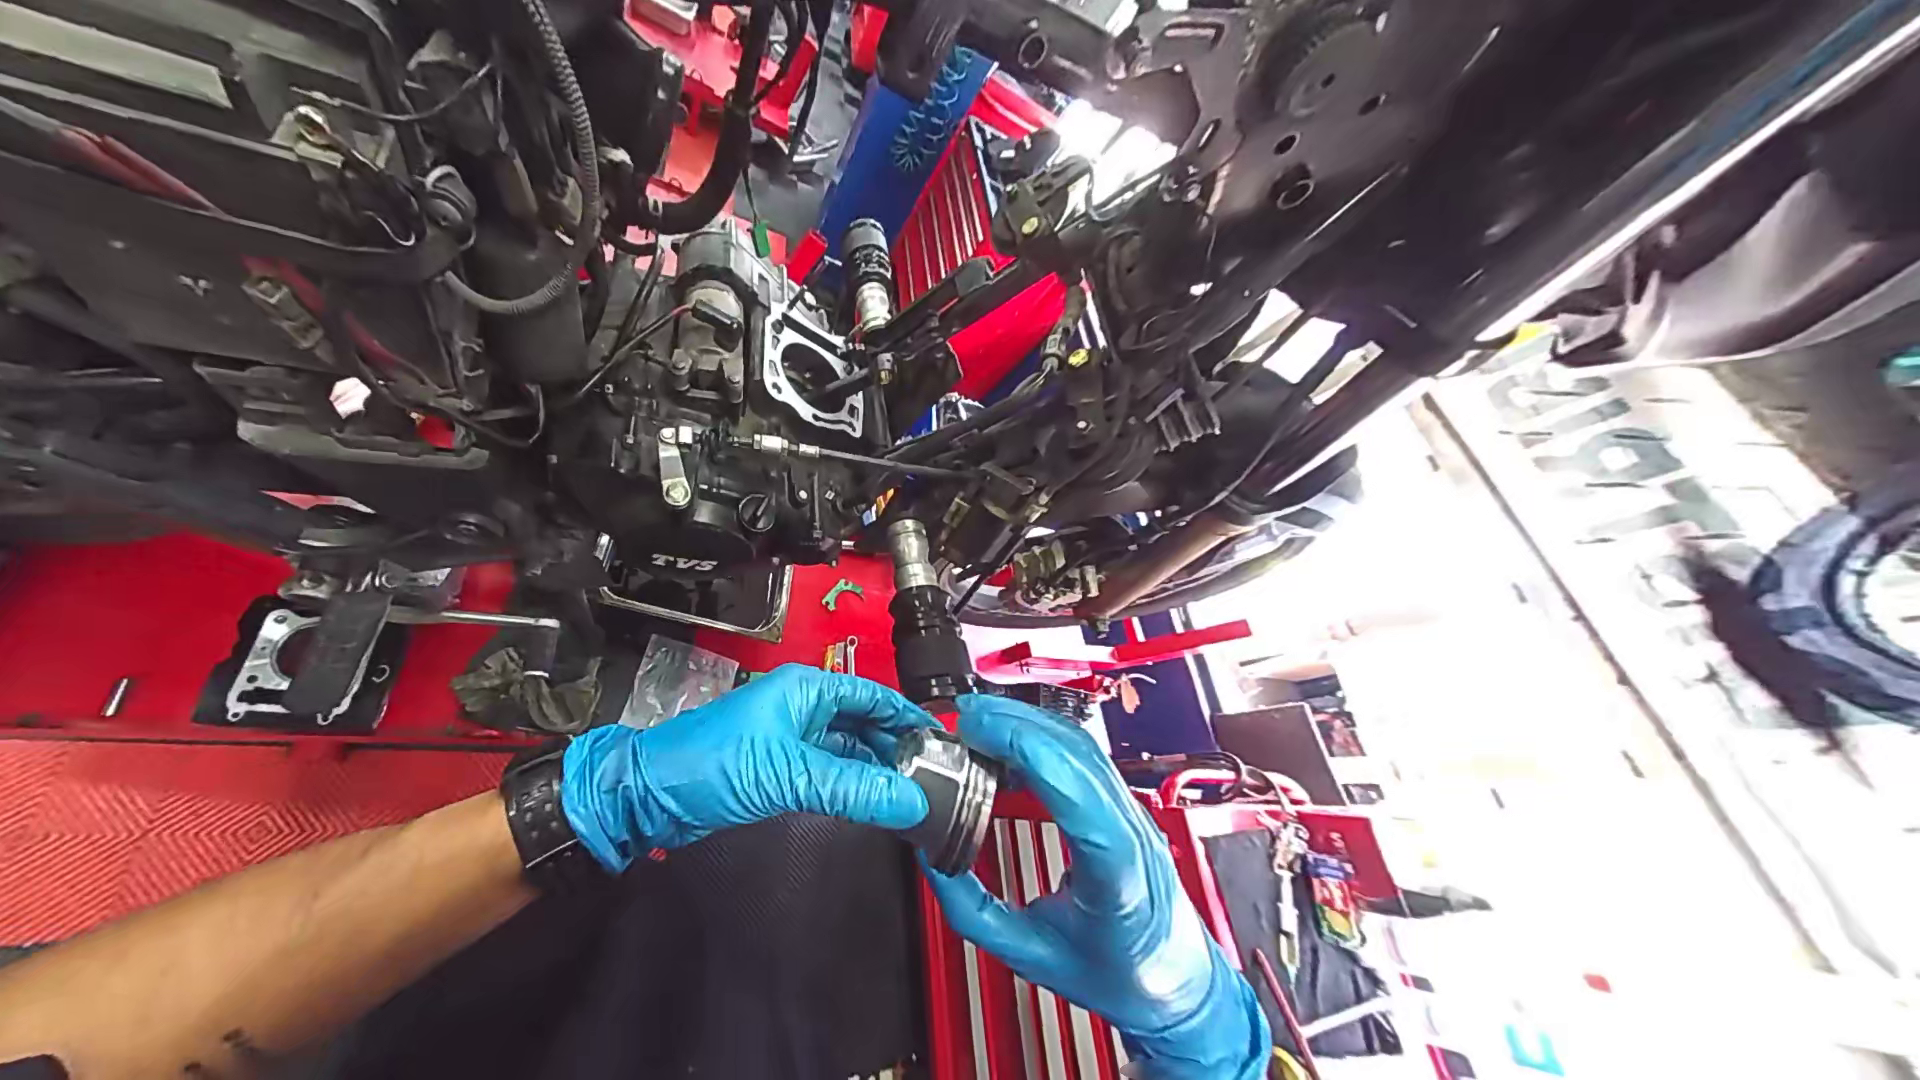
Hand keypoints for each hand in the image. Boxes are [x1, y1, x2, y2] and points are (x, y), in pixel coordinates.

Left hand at [562, 664, 932, 870]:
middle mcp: (802, 706)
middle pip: (864, 721)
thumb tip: (905, 799)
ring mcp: (791, 735)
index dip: (907, 716)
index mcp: (806, 689)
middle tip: (927, 772)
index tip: (935, 739)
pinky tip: (870, 796)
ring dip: (875, 766)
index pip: (873, 696)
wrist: (650, 797)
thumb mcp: (788, 774)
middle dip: (895, 744)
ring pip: (848, 746)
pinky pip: (829, 767)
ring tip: (907, 787)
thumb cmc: (705, 764)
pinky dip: (852, 780)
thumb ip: (853, 788)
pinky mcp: (780, 763)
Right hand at [922, 696, 1269, 1079]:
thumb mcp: (1035, 957)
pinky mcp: (1122, 805)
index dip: (1024, 746)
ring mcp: (1132, 812)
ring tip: (981, 722)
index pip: (1074, 785)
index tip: (979, 731)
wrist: (1177, 983)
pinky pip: (1082, 757)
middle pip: (1076, 750)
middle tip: (967, 718)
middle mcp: (1132, 829)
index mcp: (1118, 871)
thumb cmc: (1124, 977)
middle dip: (1017, 723)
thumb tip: (936, 861)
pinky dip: (1041, 739)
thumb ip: (976, 912)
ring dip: (1028, 723)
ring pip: (1081, 744)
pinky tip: (1009, 743)